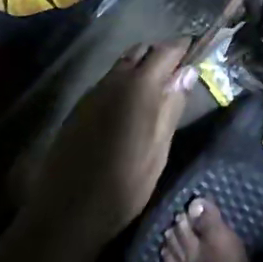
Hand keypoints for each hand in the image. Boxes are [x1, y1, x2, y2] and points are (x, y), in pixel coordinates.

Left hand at [25, 39, 193, 248]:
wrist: (65, 213)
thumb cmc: (123, 185)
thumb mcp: (158, 150)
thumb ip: (172, 106)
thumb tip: (187, 73)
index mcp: (138, 87)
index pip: (166, 51)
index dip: (183, 48)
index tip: (197, 50)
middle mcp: (113, 81)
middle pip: (140, 52)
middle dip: (160, 55)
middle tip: (178, 72)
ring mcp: (92, 94)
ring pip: (121, 66)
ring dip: (140, 68)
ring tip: (156, 90)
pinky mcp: (78, 109)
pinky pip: (107, 83)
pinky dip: (123, 83)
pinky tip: (128, 108)